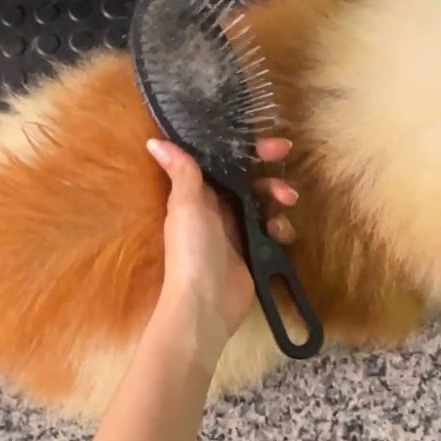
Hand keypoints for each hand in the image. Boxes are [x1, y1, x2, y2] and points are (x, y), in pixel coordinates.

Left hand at [145, 136, 297, 366]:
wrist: (205, 303)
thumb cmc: (191, 250)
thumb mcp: (186, 206)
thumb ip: (181, 171)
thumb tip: (154, 141)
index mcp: (198, 194)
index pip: (223, 162)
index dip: (242, 147)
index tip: (262, 137)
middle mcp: (218, 208)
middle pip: (248, 178)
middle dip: (267, 165)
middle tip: (285, 153)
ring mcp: (237, 229)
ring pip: (264, 201)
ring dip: (278, 194)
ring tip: (287, 199)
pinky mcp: (254, 250)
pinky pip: (272, 229)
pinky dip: (279, 227)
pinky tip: (279, 233)